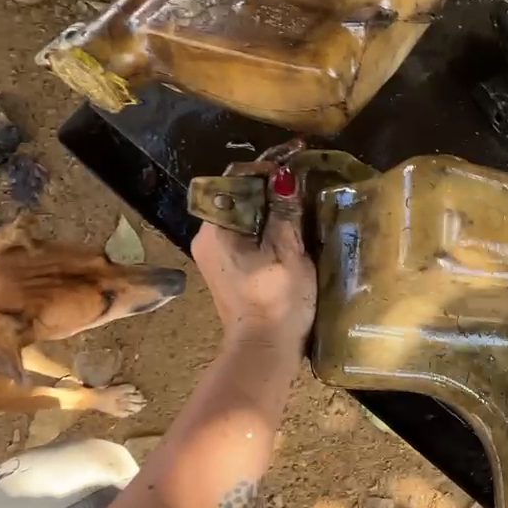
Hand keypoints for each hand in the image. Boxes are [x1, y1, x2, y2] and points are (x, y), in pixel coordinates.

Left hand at [190, 169, 315, 352]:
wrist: (264, 349)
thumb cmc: (278, 302)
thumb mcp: (289, 253)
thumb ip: (285, 212)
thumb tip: (286, 178)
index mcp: (216, 230)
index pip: (234, 179)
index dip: (264, 166)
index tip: (294, 157)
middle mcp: (207, 237)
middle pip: (235, 194)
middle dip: (267, 183)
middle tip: (300, 177)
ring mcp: (214, 253)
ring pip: (240, 213)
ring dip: (266, 203)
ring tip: (299, 196)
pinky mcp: (225, 266)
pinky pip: (242, 231)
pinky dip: (263, 222)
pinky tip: (288, 224)